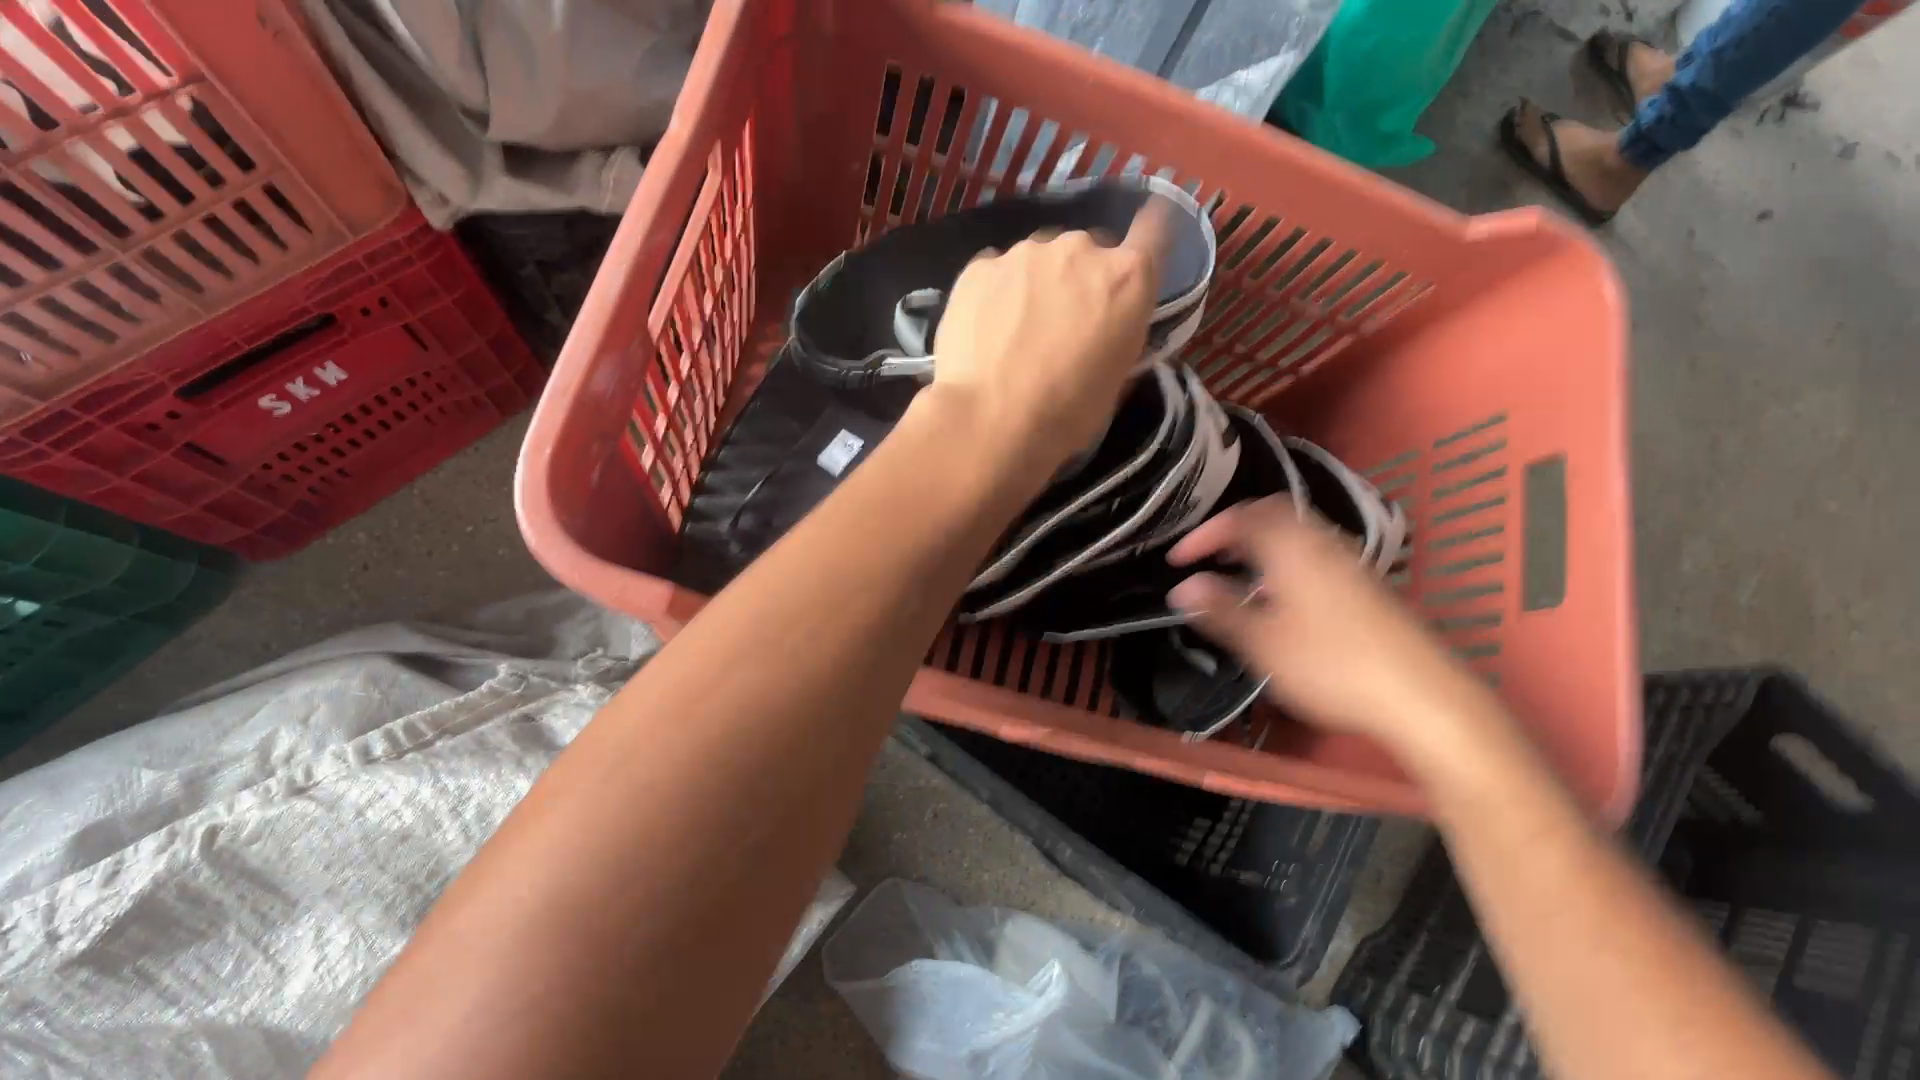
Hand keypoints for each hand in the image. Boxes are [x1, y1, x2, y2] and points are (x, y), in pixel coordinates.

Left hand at [926, 198, 1175, 471]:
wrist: (989, 421)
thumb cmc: (1066, 413)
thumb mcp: (1116, 379)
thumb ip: (1119, 334)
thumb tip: (1108, 327)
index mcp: (1128, 278)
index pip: (1153, 230)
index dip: (1149, 232)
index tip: (1138, 244)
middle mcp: (1081, 249)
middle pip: (1088, 251)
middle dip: (1081, 278)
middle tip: (1064, 322)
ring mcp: (1026, 253)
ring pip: (1040, 259)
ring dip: (1037, 283)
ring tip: (1018, 329)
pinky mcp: (979, 266)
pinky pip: (997, 272)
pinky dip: (998, 292)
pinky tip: (987, 329)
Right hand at [1166, 498, 1505, 758]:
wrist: (1423, 697)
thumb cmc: (1332, 666)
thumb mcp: (1263, 643)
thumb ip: (1221, 610)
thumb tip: (1182, 587)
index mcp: (1293, 549)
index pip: (1243, 517)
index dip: (1206, 532)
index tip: (1179, 559)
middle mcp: (1324, 544)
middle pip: (1275, 516)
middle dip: (1237, 530)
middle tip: (1211, 555)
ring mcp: (1351, 565)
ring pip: (1299, 537)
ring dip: (1264, 547)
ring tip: (1241, 577)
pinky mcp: (1369, 588)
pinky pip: (1317, 557)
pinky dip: (1288, 564)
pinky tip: (1283, 603)